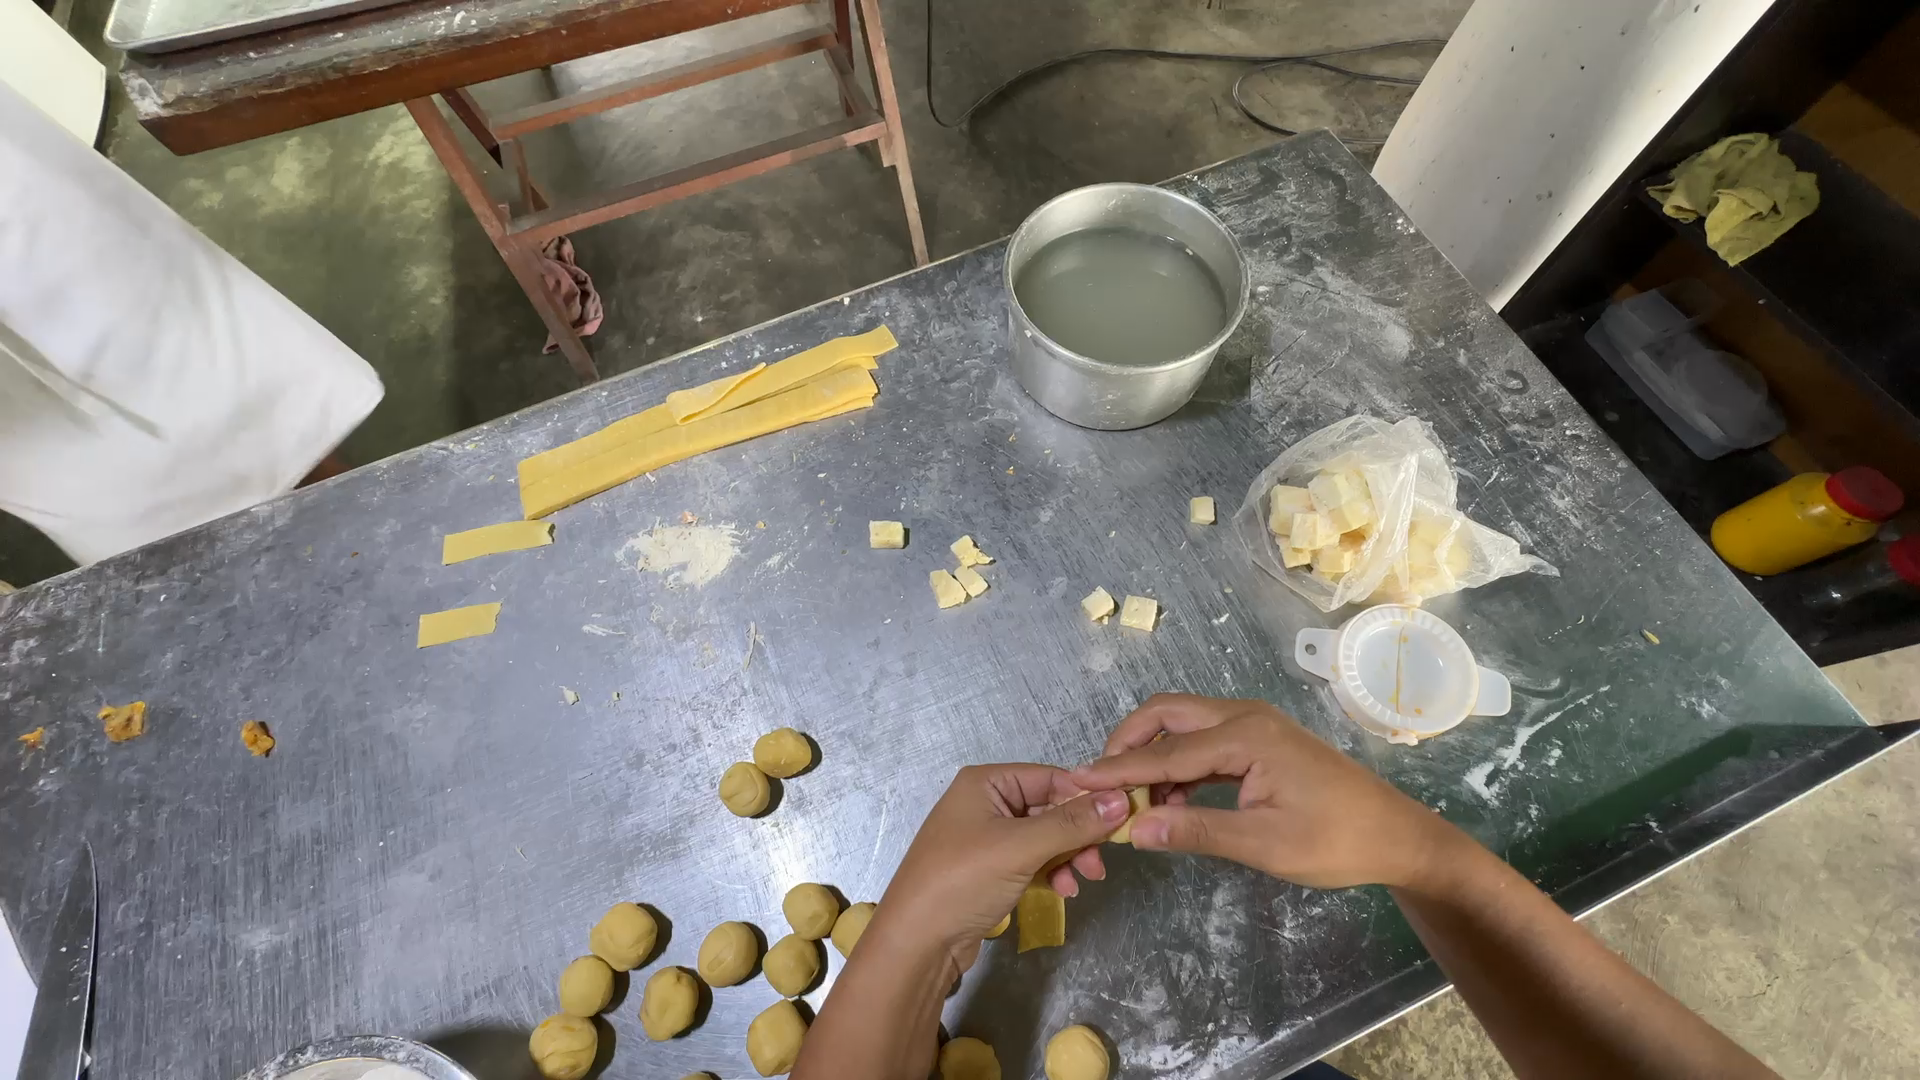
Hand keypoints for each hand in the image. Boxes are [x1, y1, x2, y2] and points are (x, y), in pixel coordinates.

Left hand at [872, 764, 1130, 974]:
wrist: (917, 942)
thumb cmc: (963, 879)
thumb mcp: (1020, 848)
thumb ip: (1071, 824)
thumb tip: (1121, 800)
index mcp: (986, 782)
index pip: (1049, 777)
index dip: (1085, 797)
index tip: (1121, 820)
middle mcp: (986, 801)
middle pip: (1049, 808)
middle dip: (1078, 834)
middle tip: (1100, 862)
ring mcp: (987, 836)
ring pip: (1044, 836)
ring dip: (1068, 856)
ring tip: (1085, 880)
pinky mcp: (990, 868)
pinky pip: (1032, 859)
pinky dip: (1051, 871)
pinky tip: (1064, 891)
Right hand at [1069, 693, 1453, 888]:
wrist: (1399, 836)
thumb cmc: (1336, 841)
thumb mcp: (1265, 844)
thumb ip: (1196, 831)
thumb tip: (1136, 829)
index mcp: (1245, 735)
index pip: (1165, 750)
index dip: (1118, 768)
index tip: (1076, 778)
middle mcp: (1243, 716)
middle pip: (1167, 713)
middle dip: (1128, 741)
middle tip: (1101, 779)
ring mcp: (1251, 723)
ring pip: (1182, 723)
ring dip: (1152, 752)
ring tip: (1132, 796)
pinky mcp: (1257, 738)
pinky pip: (1201, 739)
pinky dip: (1176, 762)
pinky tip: (1169, 796)